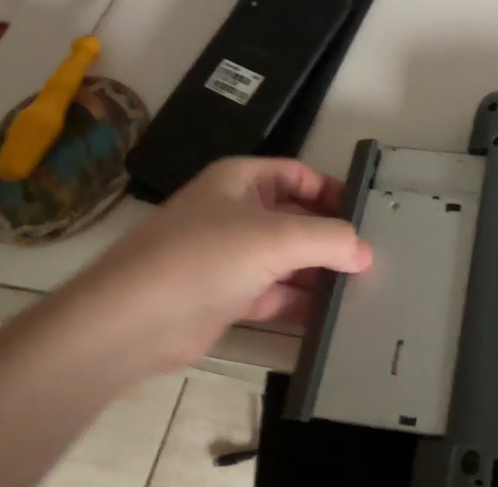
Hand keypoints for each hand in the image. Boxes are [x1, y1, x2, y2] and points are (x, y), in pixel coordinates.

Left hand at [57, 157, 372, 373]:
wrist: (129, 323)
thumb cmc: (205, 257)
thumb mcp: (277, 238)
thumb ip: (329, 240)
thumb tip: (364, 251)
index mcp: (239, 180)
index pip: (297, 175)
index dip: (331, 191)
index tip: (363, 213)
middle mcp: (232, 212)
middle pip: (292, 218)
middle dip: (327, 237)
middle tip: (367, 257)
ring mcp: (225, 257)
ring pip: (283, 259)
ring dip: (315, 273)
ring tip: (357, 289)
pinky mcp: (221, 298)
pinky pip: (269, 294)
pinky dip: (296, 302)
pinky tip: (326, 316)